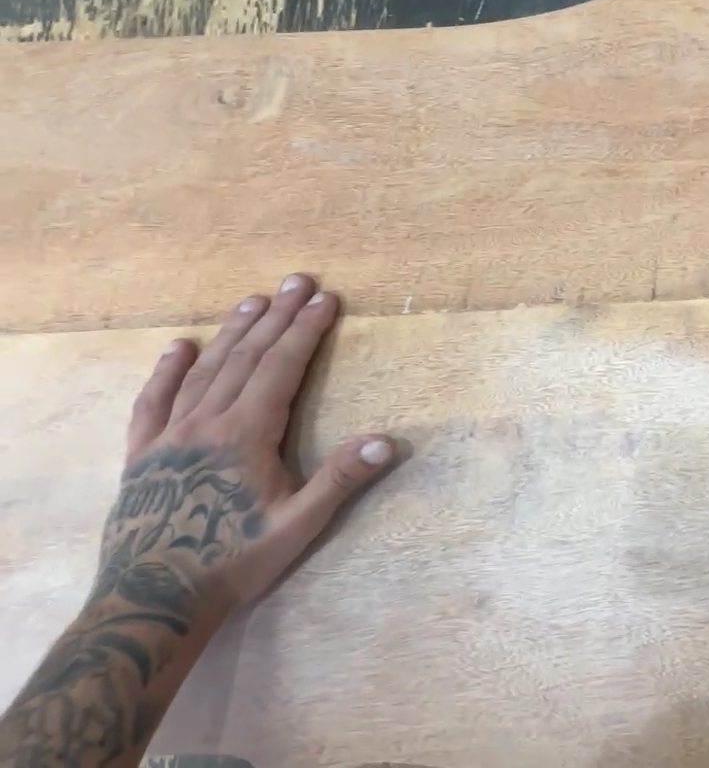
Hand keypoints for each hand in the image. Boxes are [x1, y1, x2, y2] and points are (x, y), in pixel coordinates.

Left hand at [1, 276, 398, 767]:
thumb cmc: (235, 559)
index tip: (326, 298)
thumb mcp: (301, 523)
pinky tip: (178, 347)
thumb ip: (342, 478)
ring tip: (255, 300)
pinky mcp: (143, 455)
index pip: (281, 367)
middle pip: (245, 357)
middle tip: (298, 281)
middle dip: (276, 316)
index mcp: (245, 434)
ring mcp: (169, 437)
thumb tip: (389, 440)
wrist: (150, 602)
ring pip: (205, 371)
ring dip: (234, 332)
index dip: (305, 330)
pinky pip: (154, 402)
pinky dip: (167, 371)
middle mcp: (204, 424)